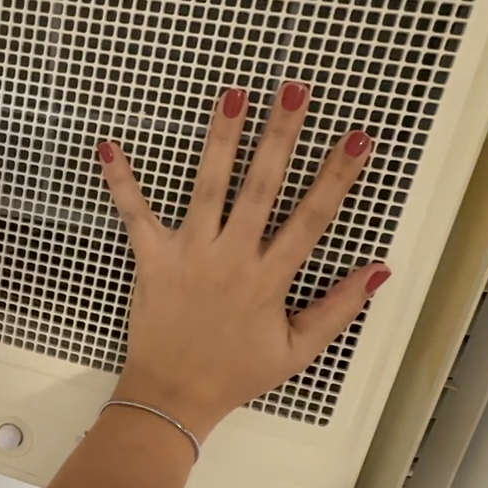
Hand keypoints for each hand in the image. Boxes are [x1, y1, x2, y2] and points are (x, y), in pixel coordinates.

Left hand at [96, 82, 390, 440]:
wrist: (173, 396)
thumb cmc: (234, 374)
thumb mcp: (297, 351)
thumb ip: (338, 308)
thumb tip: (378, 268)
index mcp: (270, 279)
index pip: (311, 219)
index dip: (337, 176)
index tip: (358, 137)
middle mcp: (232, 259)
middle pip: (261, 189)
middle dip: (280, 137)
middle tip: (293, 90)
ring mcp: (189, 256)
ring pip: (207, 189)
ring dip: (220, 141)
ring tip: (232, 96)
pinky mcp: (151, 260)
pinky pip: (134, 215)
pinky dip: (121, 181)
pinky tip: (109, 147)